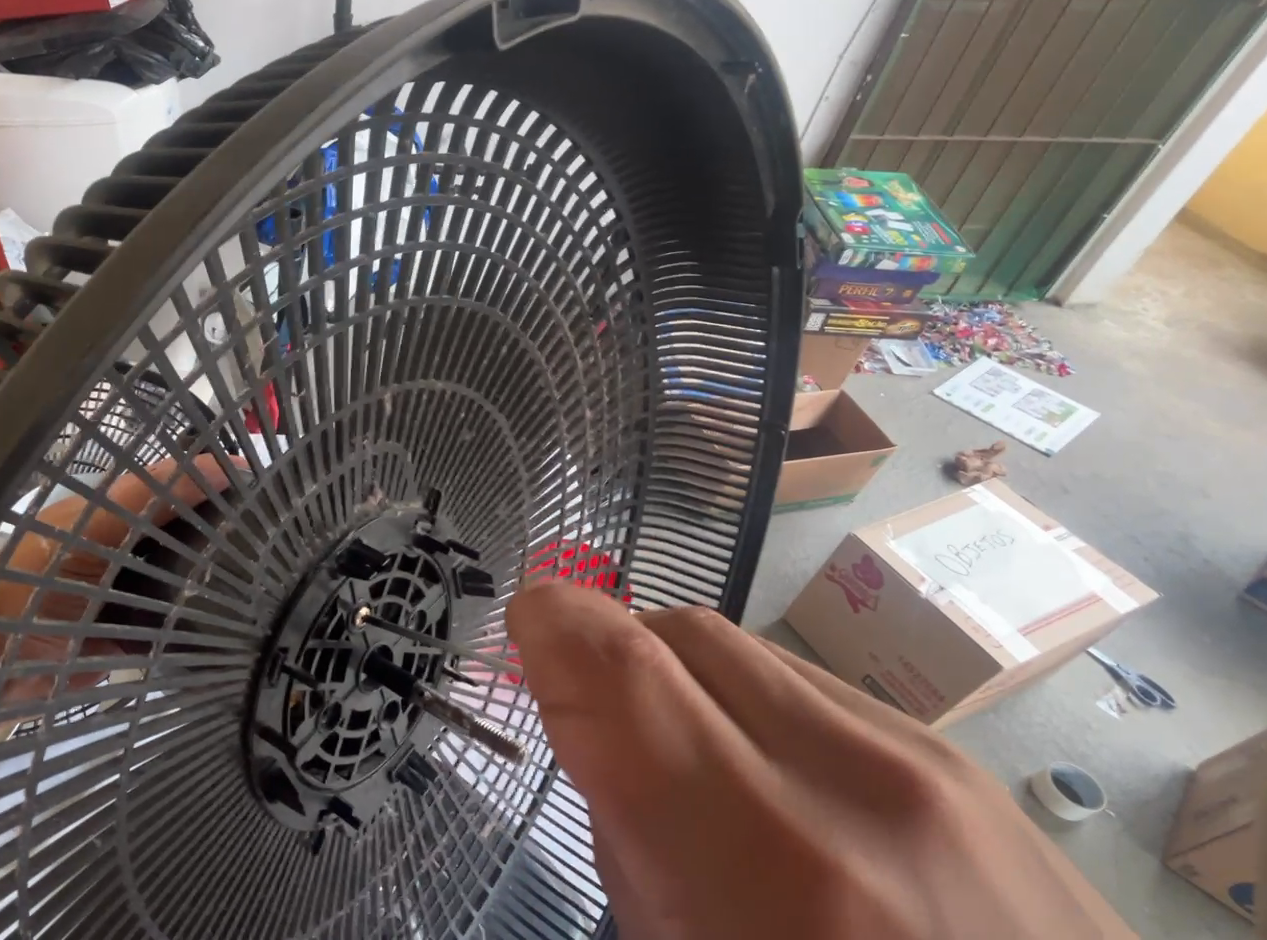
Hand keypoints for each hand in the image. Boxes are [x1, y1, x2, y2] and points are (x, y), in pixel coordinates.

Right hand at [506, 584, 1134, 938]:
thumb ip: (627, 841)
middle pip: (681, 631)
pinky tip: (773, 786)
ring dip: (683, 679)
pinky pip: (807, 685)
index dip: (553, 626)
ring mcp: (929, 768)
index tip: (528, 629)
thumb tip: (601, 737)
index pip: (623, 670)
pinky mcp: (966, 764)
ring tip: (693, 766)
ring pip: (743, 648)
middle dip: (613, 648)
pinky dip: (753, 706)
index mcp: (767, 867)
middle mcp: (857, 791)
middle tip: (598, 716)